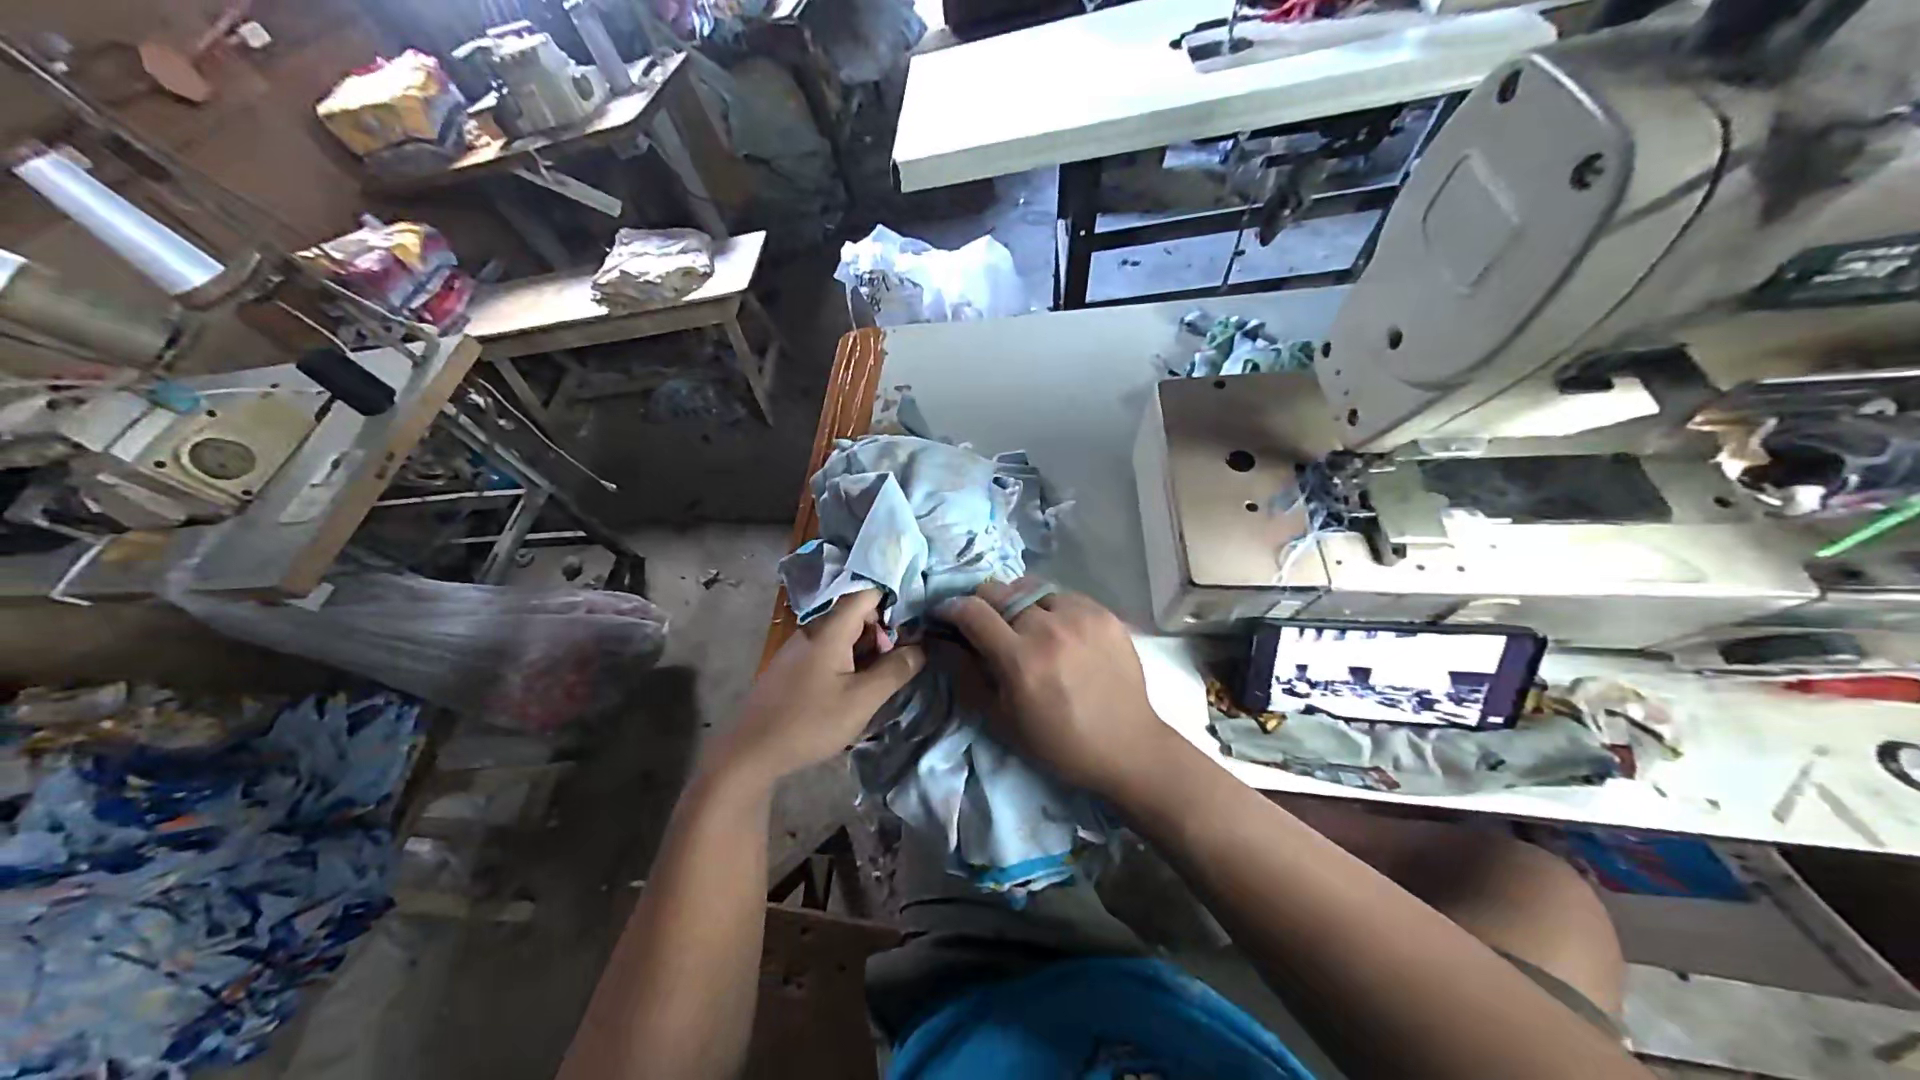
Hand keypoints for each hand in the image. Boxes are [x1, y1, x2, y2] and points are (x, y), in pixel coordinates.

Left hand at [713, 590, 923, 784]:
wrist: (751, 752)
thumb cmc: (810, 722)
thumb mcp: (862, 700)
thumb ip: (895, 671)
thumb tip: (920, 648)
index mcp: (829, 630)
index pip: (865, 593)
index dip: (892, 599)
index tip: (913, 622)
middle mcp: (812, 630)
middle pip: (855, 614)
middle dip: (881, 632)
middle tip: (896, 663)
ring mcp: (798, 649)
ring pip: (842, 635)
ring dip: (865, 651)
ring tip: (876, 682)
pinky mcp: (791, 668)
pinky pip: (827, 651)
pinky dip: (847, 662)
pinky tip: (850, 691)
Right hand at [936, 578, 1173, 796]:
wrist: (1126, 746)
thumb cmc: (1057, 742)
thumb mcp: (1001, 718)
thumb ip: (966, 674)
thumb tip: (940, 641)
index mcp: (1020, 660)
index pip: (973, 611)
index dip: (950, 608)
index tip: (944, 615)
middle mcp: (1049, 628)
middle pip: (999, 590)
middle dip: (981, 603)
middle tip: (983, 623)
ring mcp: (1080, 617)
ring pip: (1031, 588)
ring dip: (1017, 603)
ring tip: (1023, 627)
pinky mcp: (1104, 613)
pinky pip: (1063, 596)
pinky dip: (1050, 607)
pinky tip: (1056, 630)